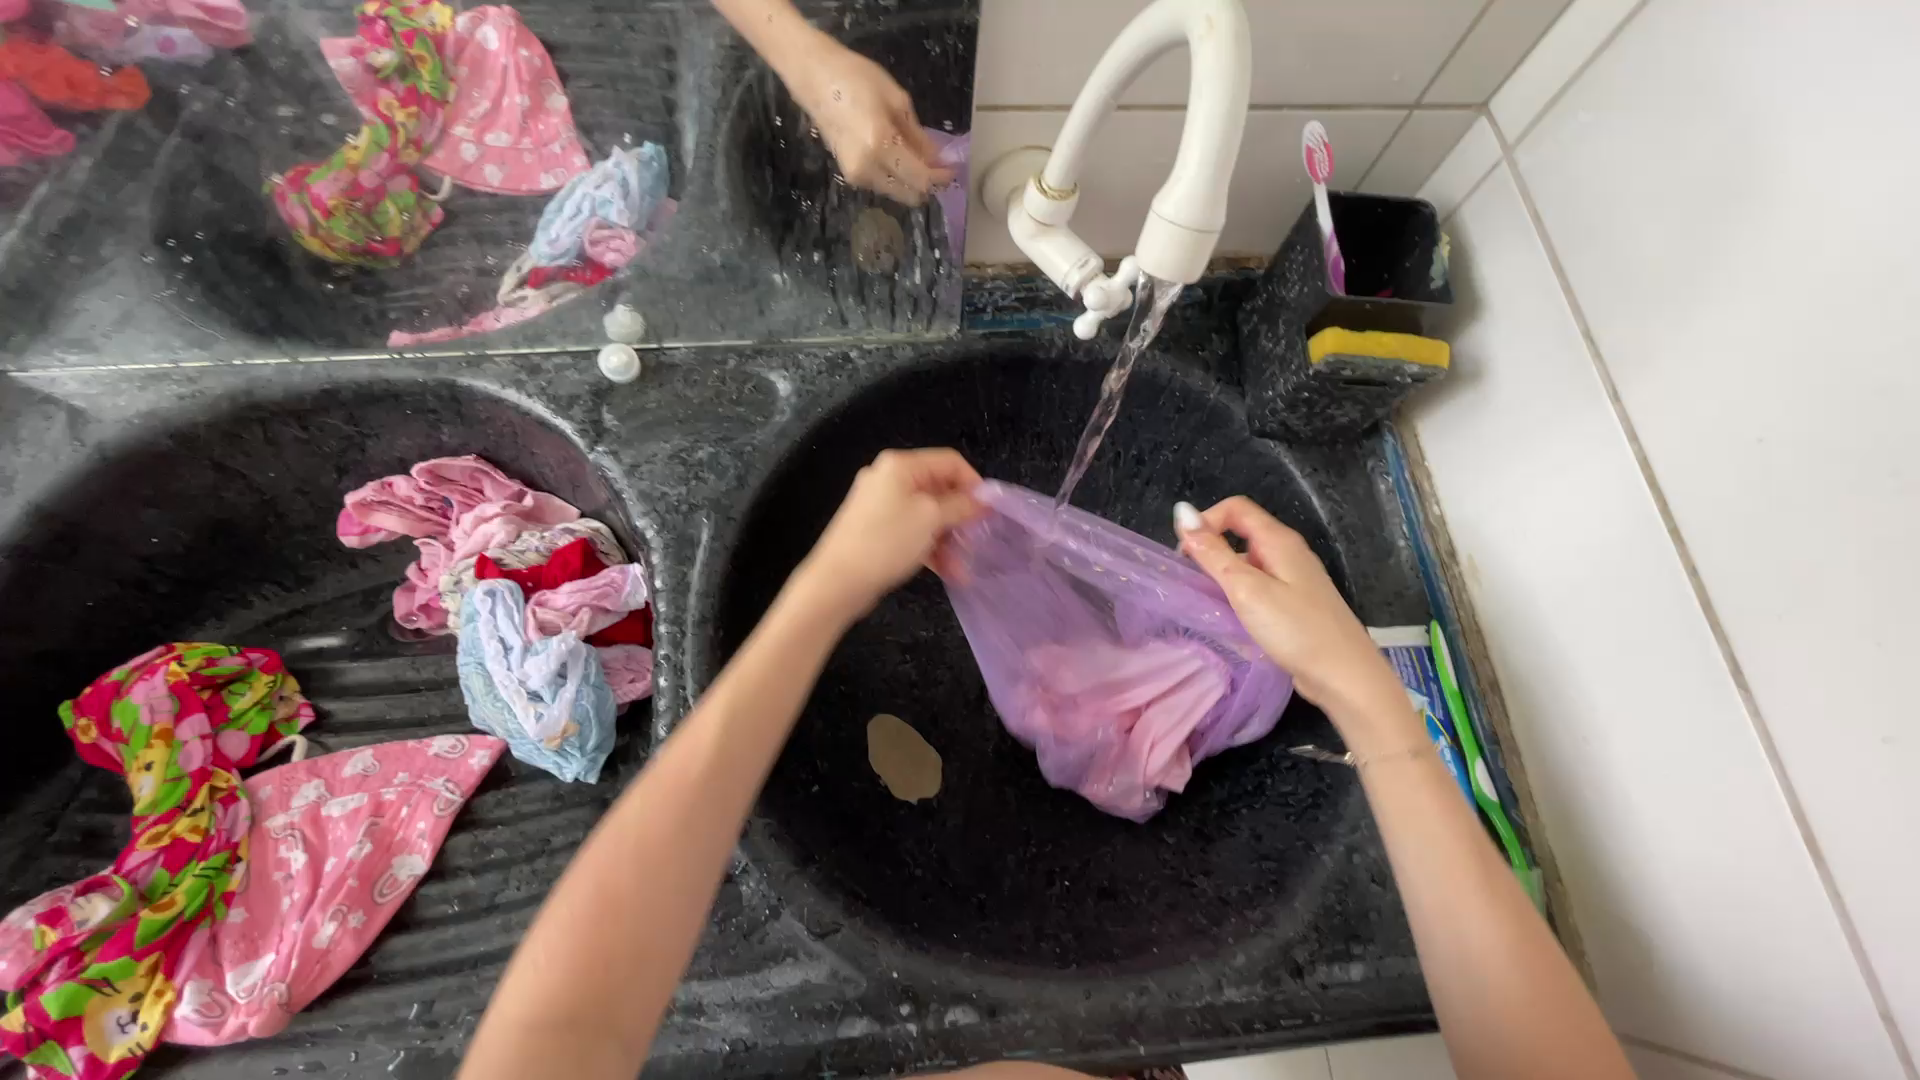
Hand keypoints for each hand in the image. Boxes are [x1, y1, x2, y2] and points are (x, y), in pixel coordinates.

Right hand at [780, 33, 954, 203]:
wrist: (814, 77)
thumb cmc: (856, 78)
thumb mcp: (897, 100)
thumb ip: (918, 135)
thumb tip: (936, 159)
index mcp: (881, 145)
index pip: (920, 178)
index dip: (940, 178)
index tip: (952, 170)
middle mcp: (868, 168)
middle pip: (909, 194)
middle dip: (927, 184)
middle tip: (937, 167)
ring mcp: (856, 176)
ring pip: (896, 193)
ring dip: (910, 182)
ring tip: (917, 159)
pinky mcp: (849, 176)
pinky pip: (882, 185)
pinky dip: (895, 178)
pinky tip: (898, 158)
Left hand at [794, 449, 983, 619]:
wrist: (837, 581)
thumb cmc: (886, 541)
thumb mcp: (930, 519)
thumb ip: (961, 505)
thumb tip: (985, 497)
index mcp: (900, 465)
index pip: (949, 462)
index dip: (974, 483)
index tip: (989, 511)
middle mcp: (889, 479)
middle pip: (939, 490)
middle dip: (960, 518)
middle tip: (977, 541)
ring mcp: (881, 506)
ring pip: (928, 516)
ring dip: (948, 540)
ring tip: (962, 569)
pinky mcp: (877, 531)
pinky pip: (912, 532)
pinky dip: (930, 549)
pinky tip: (947, 573)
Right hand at [1176, 497, 1410, 732]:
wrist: (1344, 676)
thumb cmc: (1295, 630)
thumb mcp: (1246, 589)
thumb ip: (1213, 553)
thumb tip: (1183, 513)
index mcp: (1279, 540)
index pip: (1235, 508)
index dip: (1205, 521)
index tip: (1186, 555)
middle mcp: (1287, 552)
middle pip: (1241, 533)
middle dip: (1210, 550)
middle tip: (1192, 582)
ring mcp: (1293, 578)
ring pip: (1247, 562)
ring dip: (1223, 575)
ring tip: (1208, 604)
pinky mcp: (1294, 602)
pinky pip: (1258, 585)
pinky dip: (1238, 594)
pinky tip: (1232, 619)